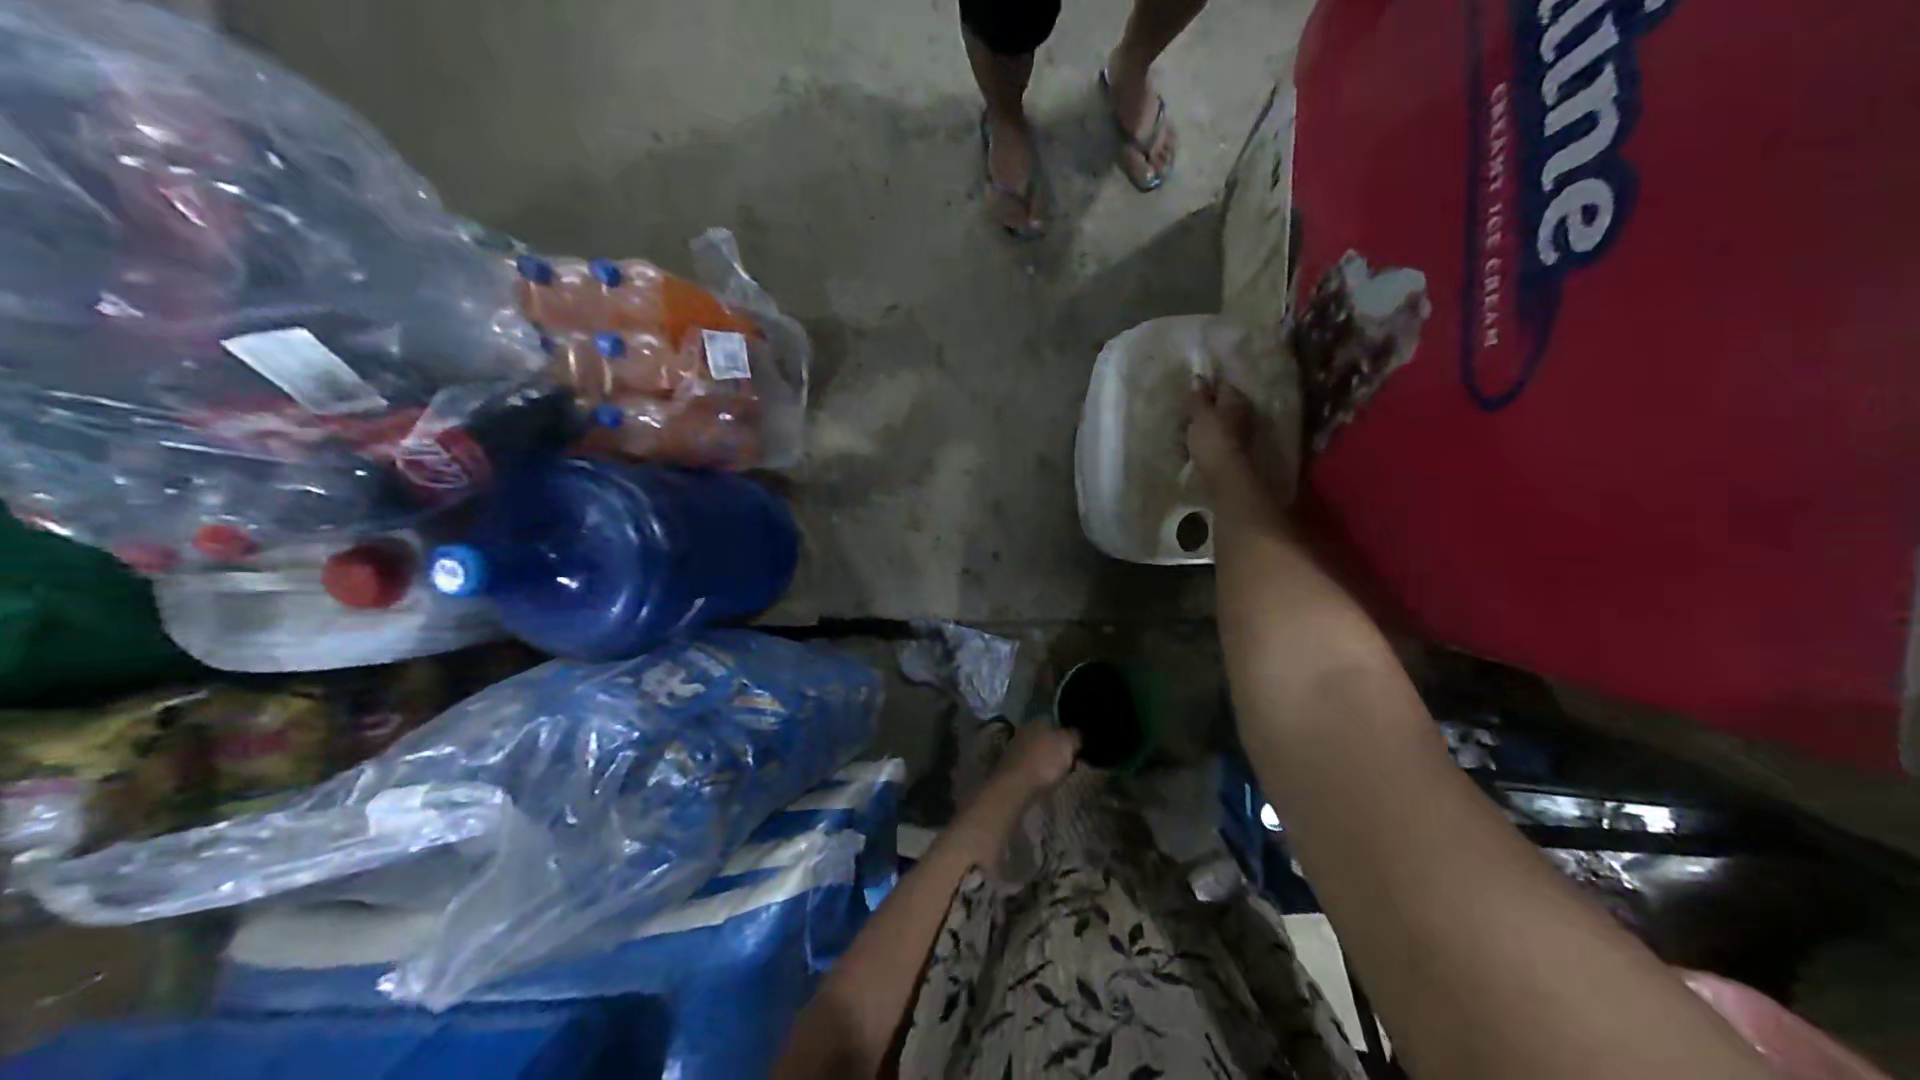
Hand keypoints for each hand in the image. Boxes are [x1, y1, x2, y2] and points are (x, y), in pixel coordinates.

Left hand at [990, 723, 1079, 800]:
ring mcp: (1017, 746)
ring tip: (1059, 776)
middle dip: (1061, 750)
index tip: (1079, 749)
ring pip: (1042, 752)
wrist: (1015, 786)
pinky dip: (1039, 772)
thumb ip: (1076, 735)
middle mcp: (1026, 728)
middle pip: (1050, 738)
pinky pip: (1033, 765)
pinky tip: (1044, 781)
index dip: (1072, 735)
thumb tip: (1078, 733)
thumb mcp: (1068, 744)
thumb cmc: (1045, 761)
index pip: (1060, 722)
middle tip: (1071, 764)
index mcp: (1039, 719)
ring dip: (1051, 762)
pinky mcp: (1012, 764)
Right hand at [1186, 377, 1260, 497]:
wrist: (1226, 476)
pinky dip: (1199, 447)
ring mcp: (1236, 436)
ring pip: (1210, 427)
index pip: (1220, 387)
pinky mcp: (1229, 454)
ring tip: (1181, 441)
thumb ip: (1197, 397)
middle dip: (1196, 414)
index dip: (1202, 391)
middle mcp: (1240, 415)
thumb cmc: (1213, 439)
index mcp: (1236, 401)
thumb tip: (1198, 378)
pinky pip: (1210, 444)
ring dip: (1194, 432)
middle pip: (1214, 408)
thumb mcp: (1200, 414)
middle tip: (1182, 422)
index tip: (1186, 401)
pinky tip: (1188, 453)